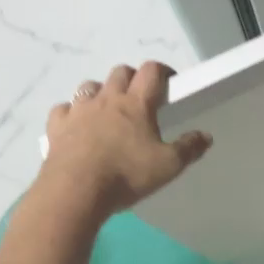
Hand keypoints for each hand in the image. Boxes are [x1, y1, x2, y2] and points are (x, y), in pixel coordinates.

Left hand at [38, 61, 211, 222]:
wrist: (74, 192)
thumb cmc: (125, 175)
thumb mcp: (167, 167)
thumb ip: (189, 149)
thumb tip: (206, 136)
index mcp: (137, 103)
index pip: (151, 70)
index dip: (161, 70)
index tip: (168, 82)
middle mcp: (108, 99)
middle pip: (120, 72)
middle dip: (132, 78)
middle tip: (139, 98)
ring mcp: (79, 110)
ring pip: (90, 86)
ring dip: (100, 92)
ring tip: (107, 111)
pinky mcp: (57, 126)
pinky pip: (63, 109)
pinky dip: (71, 112)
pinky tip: (76, 125)